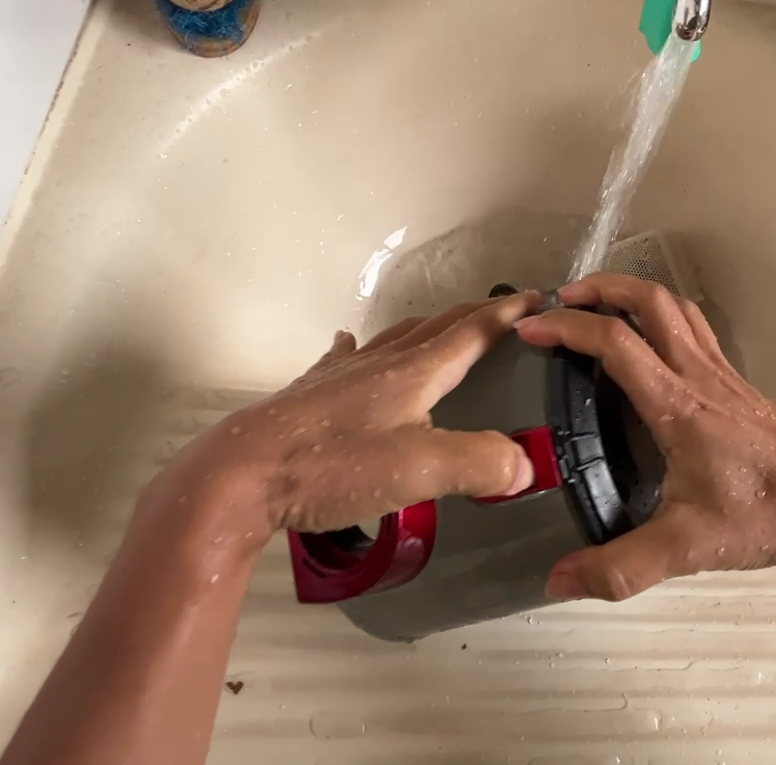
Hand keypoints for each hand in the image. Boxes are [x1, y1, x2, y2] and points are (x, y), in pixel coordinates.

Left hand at [150, 293, 540, 541]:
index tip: (537, 297)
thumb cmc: (333, 467)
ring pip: (395, 337)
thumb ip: (479, 463)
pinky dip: (359, 346)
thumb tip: (525, 466)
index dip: (507, 314)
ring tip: (443, 326)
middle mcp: (382, 362)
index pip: (473, 332)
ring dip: (428, 327)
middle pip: (439, 327)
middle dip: (477, 315)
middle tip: (504, 310)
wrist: (238, 477)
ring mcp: (342, 374)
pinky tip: (349, 344)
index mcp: (415, 372)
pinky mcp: (310, 392)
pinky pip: (345, 356)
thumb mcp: (419, 470)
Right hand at [514, 274, 775, 601]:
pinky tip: (650, 341)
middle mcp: (696, 373)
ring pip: (675, 306)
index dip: (568, 327)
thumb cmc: (760, 514)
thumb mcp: (684, 548)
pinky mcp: (734, 381)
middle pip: (649, 300)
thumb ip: (619, 568)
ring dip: (633, 293)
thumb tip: (556, 580)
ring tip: (600, 306)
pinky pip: (694, 327)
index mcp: (676, 404)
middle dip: (601, 287)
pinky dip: (662, 314)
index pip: (615, 341)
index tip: (531, 328)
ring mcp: (719, 372)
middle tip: (563, 299)